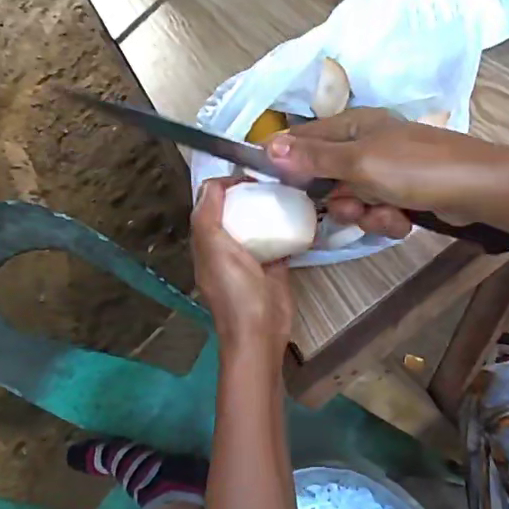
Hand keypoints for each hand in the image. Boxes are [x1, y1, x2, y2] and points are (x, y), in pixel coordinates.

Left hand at [192, 177, 295, 356]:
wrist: (260, 332)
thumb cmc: (234, 290)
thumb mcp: (213, 247)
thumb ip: (208, 215)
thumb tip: (216, 183)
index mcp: (206, 241)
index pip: (211, 202)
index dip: (227, 185)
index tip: (250, 176)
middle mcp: (227, 246)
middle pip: (237, 210)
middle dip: (252, 192)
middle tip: (274, 181)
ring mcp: (252, 257)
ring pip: (259, 224)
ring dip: (271, 208)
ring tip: (289, 192)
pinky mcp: (275, 266)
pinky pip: (281, 240)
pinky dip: (289, 228)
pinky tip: (301, 215)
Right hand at [264, 109, 508, 238]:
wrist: (477, 190)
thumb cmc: (416, 168)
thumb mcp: (359, 163)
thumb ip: (314, 158)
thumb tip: (269, 146)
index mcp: (354, 125)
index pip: (306, 138)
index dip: (291, 162)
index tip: (278, 187)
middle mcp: (368, 143)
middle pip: (329, 176)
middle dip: (339, 198)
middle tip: (350, 207)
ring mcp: (388, 169)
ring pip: (354, 199)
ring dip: (366, 214)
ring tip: (386, 214)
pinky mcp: (404, 192)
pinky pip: (379, 209)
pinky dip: (388, 219)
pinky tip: (404, 220)